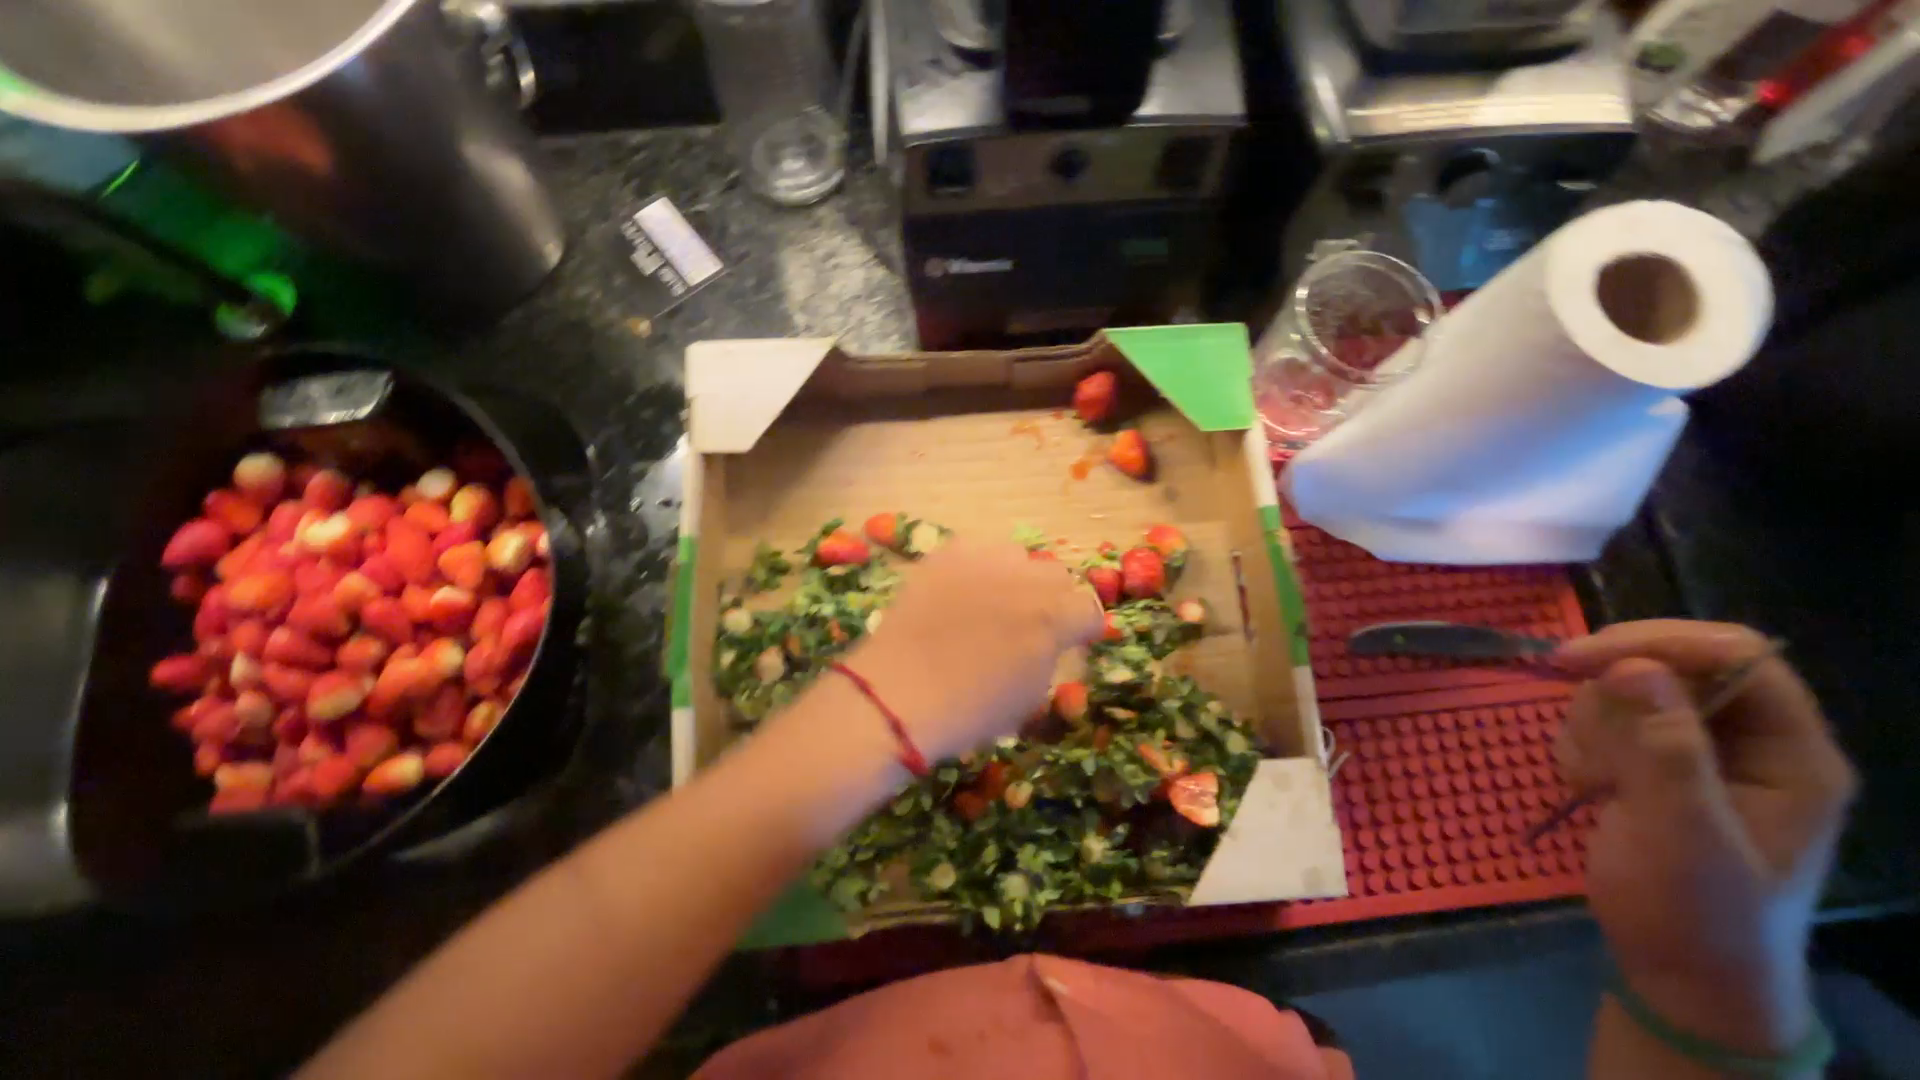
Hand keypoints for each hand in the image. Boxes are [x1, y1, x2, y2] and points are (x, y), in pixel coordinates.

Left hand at [810, 540, 1103, 763]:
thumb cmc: (970, 710)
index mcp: (1053, 616)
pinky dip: (976, 569)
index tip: (1073, 641)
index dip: (1083, 628)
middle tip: (1032, 625)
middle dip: (1053, 599)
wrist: (898, 694)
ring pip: (1017, 556)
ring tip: (994, 604)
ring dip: (1015, 578)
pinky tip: (962, 594)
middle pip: (1057, 575)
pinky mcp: (945, 555)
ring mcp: (982, 561)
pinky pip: (975, 551)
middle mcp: (1024, 578)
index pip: (1088, 608)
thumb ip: (1051, 655)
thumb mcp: (1029, 695)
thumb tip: (1052, 641)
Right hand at [1553, 620, 1856, 1053]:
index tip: (1575, 660)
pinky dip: (1580, 745)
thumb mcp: (1681, 835)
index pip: (1735, 656)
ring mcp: (1699, 753)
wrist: (1678, 977)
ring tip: (1594, 784)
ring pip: (1626, 691)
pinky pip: (1603, 720)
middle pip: (1670, 666)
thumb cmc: (1695, 915)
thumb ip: (1664, 747)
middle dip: (1611, 698)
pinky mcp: (1655, 765)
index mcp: (1792, 755)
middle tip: (1586, 750)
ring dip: (1591, 727)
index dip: (1657, 643)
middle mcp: (1750, 742)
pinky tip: (1587, 786)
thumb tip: (1633, 665)